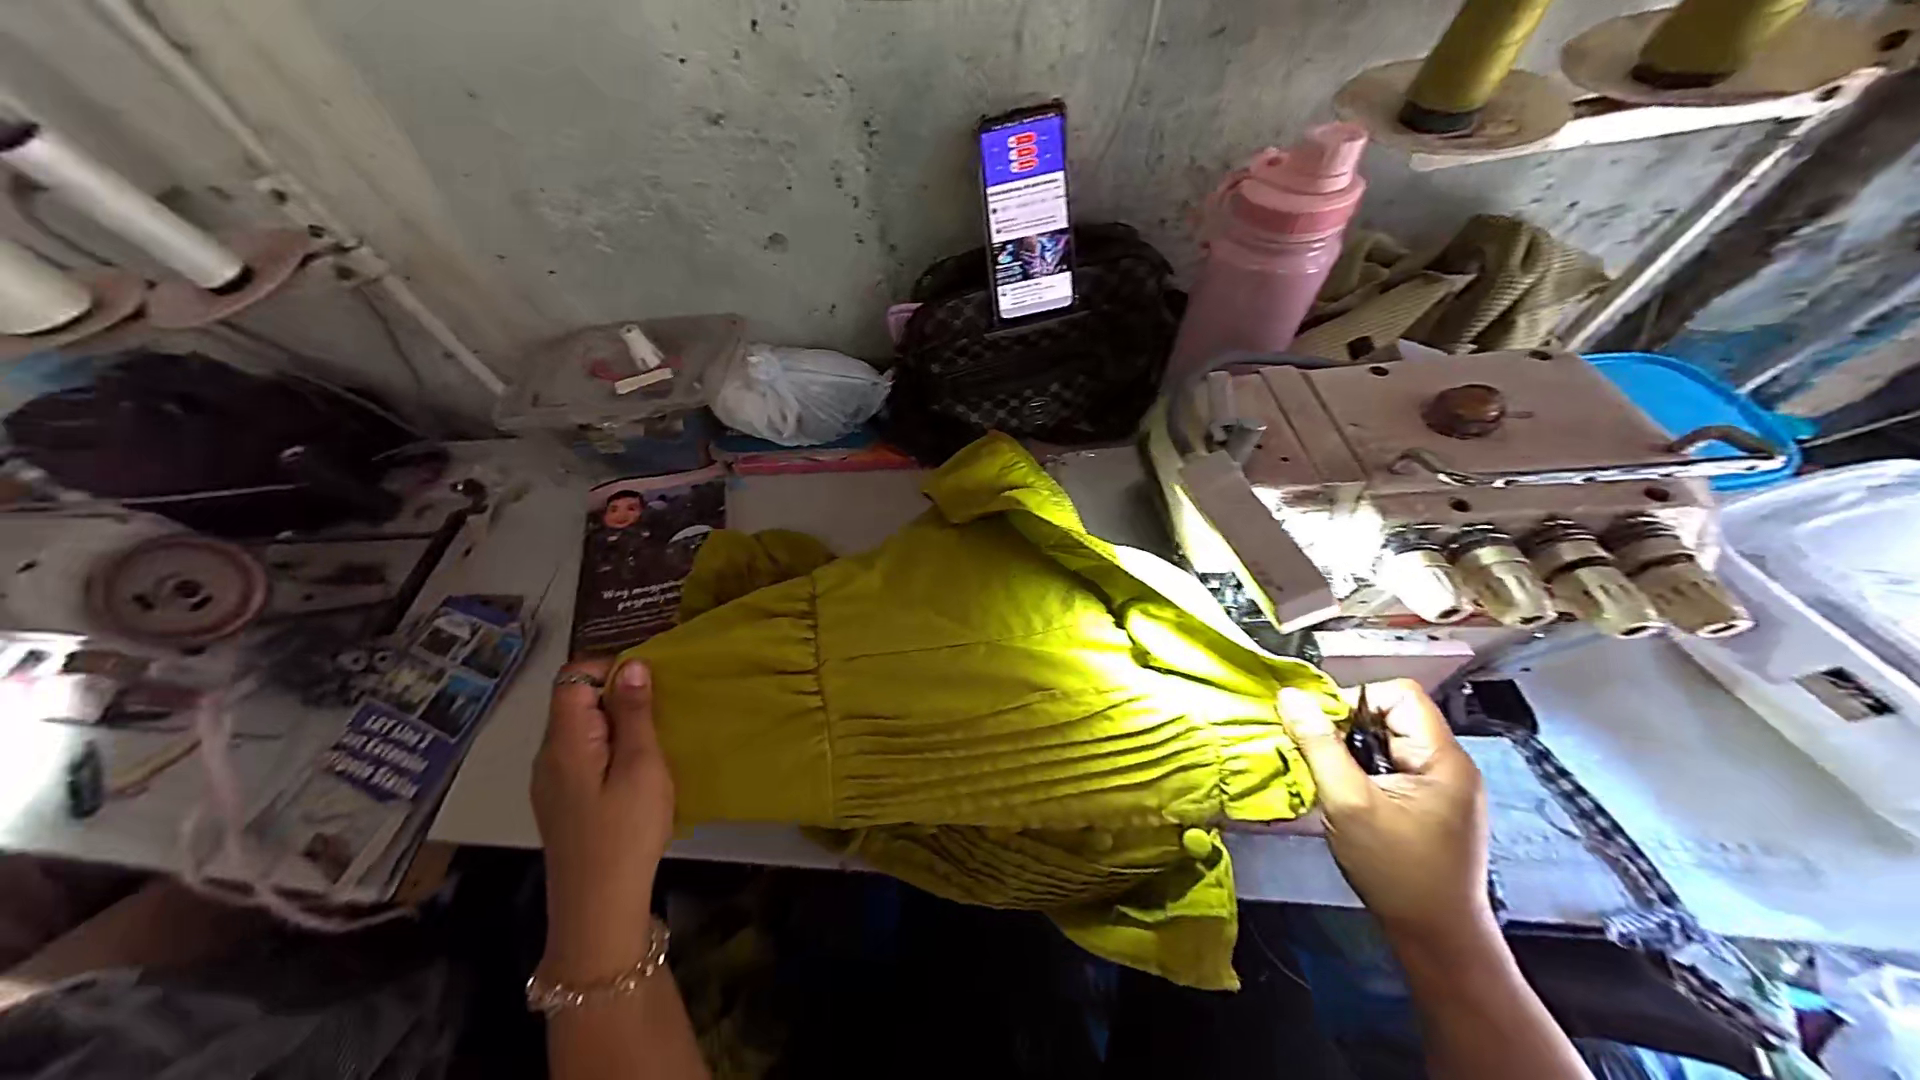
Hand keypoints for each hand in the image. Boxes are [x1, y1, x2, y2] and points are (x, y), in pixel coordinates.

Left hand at [532, 658, 675, 982]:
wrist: (598, 908)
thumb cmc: (626, 831)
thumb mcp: (642, 766)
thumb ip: (635, 714)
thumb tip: (632, 664)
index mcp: (565, 742)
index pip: (572, 678)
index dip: (608, 667)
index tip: (649, 682)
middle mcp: (548, 756)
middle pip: (575, 702)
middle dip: (617, 694)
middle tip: (662, 710)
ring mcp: (551, 781)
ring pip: (581, 729)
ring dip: (617, 722)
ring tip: (655, 738)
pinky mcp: (562, 801)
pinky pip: (583, 754)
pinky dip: (610, 746)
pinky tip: (636, 769)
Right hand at [1277, 679, 1488, 935]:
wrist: (1437, 938)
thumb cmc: (1395, 869)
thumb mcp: (1347, 802)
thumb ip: (1318, 745)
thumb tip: (1290, 696)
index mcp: (1442, 757)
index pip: (1398, 693)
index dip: (1354, 699)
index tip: (1320, 727)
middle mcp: (1449, 764)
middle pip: (1391, 715)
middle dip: (1347, 727)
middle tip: (1317, 754)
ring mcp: (1443, 786)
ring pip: (1387, 741)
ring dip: (1350, 750)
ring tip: (1327, 775)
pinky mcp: (1431, 805)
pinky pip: (1390, 766)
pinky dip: (1361, 770)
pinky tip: (1344, 793)